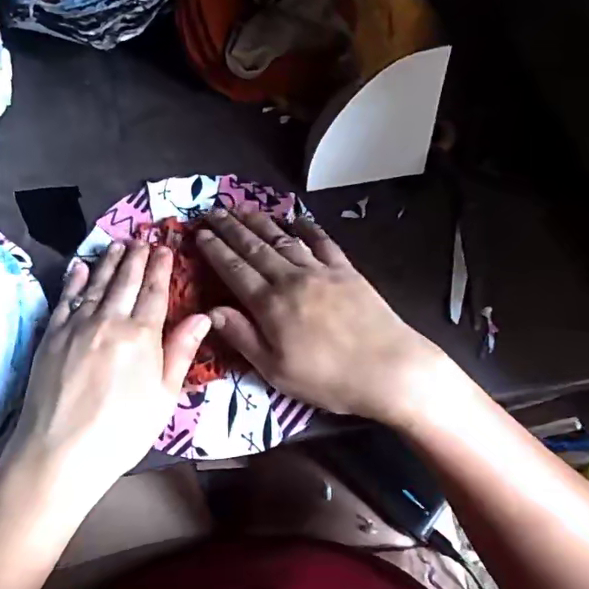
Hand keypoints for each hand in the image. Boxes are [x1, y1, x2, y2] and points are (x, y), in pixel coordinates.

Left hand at [6, 242, 209, 511]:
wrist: (60, 453)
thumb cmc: (122, 432)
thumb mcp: (164, 397)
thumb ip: (181, 352)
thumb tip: (202, 317)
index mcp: (142, 336)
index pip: (155, 293)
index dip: (161, 268)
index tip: (165, 248)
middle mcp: (109, 321)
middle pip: (125, 282)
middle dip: (137, 257)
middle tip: (143, 238)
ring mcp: (76, 326)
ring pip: (96, 284)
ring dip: (109, 262)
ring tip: (119, 244)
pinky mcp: (51, 336)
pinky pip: (66, 299)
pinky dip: (75, 280)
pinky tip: (80, 266)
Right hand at [193, 207, 450, 424]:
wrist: (389, 369)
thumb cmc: (328, 379)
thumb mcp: (276, 370)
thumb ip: (243, 337)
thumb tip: (210, 311)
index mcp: (270, 304)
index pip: (234, 269)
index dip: (215, 249)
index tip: (199, 233)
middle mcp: (292, 279)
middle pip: (254, 247)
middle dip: (230, 227)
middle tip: (212, 211)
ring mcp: (321, 271)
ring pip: (283, 239)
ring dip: (260, 222)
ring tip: (242, 209)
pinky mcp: (347, 271)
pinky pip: (322, 242)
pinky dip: (307, 228)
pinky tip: (296, 219)